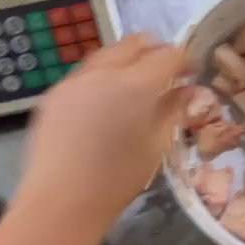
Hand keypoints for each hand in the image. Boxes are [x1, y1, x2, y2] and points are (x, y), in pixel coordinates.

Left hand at [17, 34, 187, 231]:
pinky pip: (84, 74)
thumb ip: (173, 110)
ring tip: (136, 85)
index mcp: (136, 84)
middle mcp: (104, 72)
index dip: (184, 59)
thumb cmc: (118, 179)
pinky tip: (106, 102)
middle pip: (134, 43)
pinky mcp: (54, 94)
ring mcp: (74, 80)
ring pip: (107, 55)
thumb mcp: (157, 145)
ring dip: (126, 61)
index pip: (168, 55)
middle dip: (155, 50)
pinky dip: (102, 77)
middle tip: (166, 71)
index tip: (190, 72)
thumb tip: (186, 90)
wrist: (62, 201)